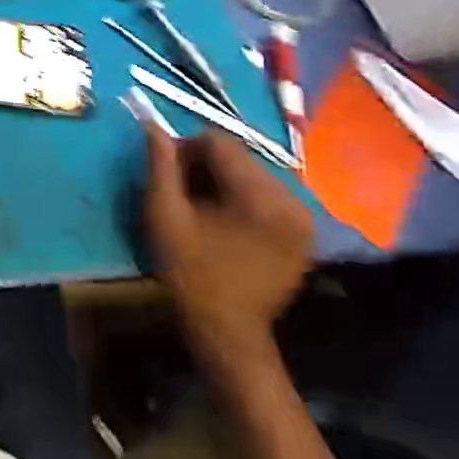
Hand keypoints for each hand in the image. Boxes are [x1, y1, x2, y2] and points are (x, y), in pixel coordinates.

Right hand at [142, 128, 312, 356]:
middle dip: (206, 165)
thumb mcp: (164, 217)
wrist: (228, 331)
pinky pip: (268, 193)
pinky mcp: (304, 230)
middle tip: (182, 192)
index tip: (168, 175)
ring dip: (224, 180)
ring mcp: (303, 217)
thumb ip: (161, 167)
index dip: (186, 150)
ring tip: (203, 208)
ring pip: (253, 172)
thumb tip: (153, 127)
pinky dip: (243, 196)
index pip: (220, 142)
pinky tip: (225, 221)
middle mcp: (292, 199)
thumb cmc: (190, 274)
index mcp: (261, 197)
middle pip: (239, 156)